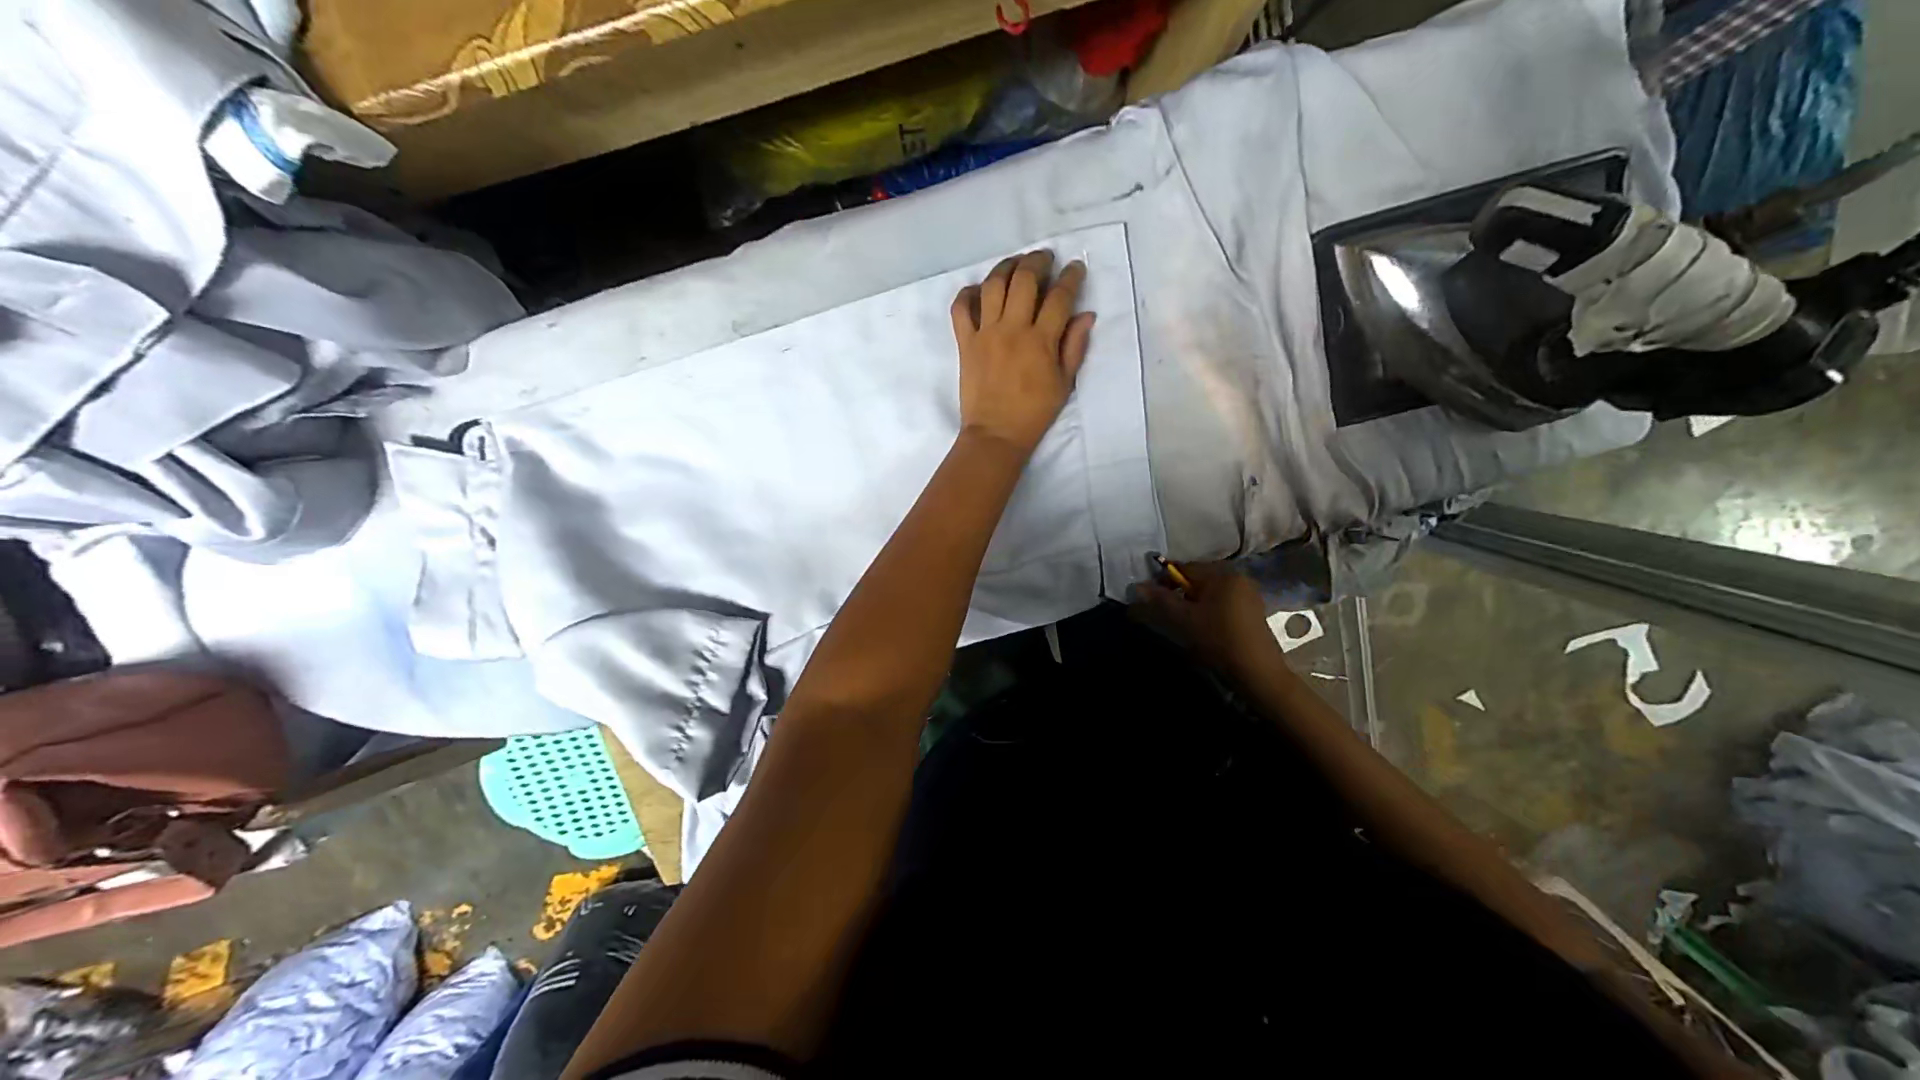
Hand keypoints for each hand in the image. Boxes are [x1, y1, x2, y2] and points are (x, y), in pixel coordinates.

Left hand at [951, 250, 1095, 455]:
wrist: (996, 434)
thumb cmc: (1034, 412)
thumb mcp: (1064, 382)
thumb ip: (1075, 346)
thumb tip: (1086, 314)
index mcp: (1041, 340)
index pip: (1059, 297)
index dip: (1070, 277)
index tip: (1075, 268)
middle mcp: (1012, 329)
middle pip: (1024, 280)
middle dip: (1037, 262)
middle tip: (1044, 259)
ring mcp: (985, 333)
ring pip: (993, 285)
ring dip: (1006, 267)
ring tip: (1015, 264)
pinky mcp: (965, 342)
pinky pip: (960, 308)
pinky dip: (968, 294)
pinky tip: (978, 290)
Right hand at [1129, 560, 1280, 676]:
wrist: (1257, 671)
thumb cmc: (1218, 639)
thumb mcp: (1184, 620)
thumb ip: (1160, 600)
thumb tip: (1138, 586)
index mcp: (1222, 574)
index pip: (1184, 567)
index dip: (1164, 580)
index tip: (1152, 600)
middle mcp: (1237, 577)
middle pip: (1198, 578)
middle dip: (1180, 592)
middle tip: (1169, 614)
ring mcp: (1249, 594)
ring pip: (1210, 591)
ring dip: (1194, 602)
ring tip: (1186, 623)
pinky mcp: (1253, 611)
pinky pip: (1223, 601)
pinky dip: (1210, 609)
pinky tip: (1206, 628)